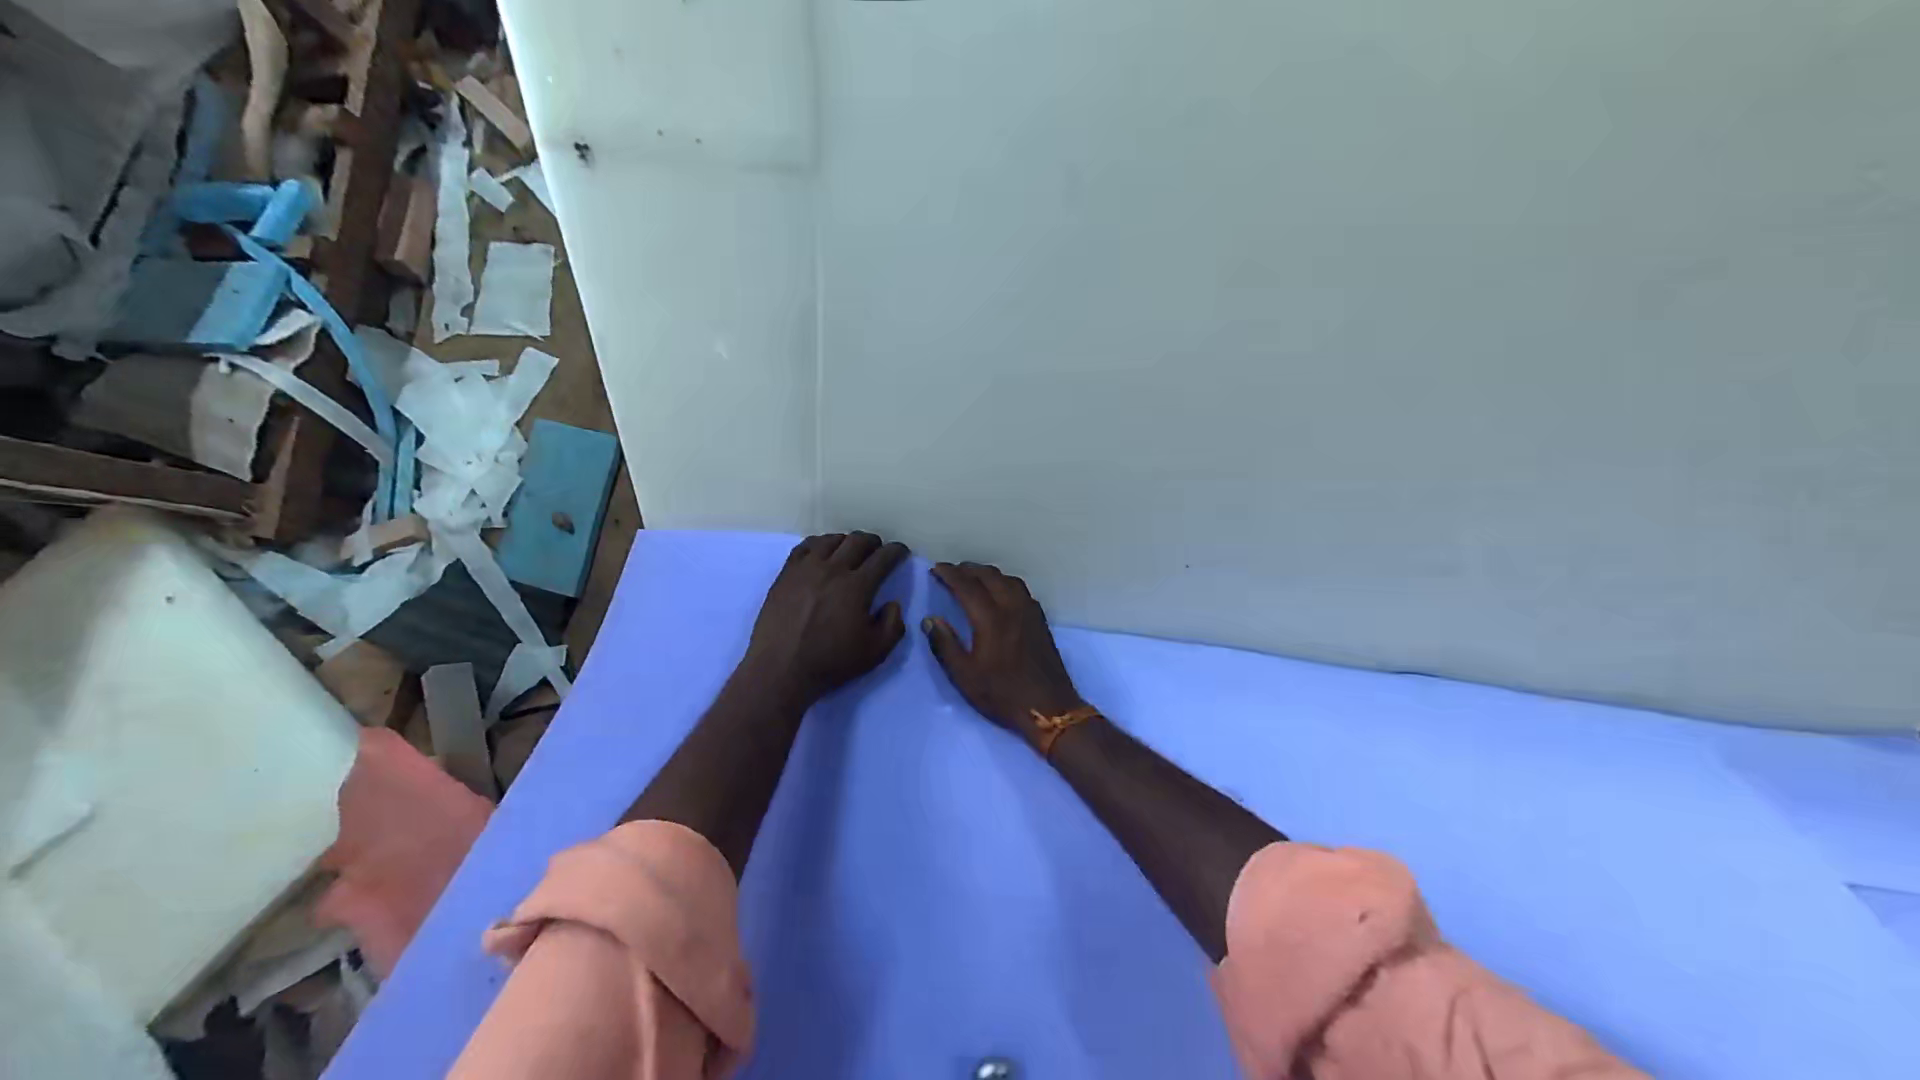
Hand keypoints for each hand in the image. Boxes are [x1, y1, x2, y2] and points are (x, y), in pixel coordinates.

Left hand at [741, 532, 909, 706]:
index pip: (883, 558)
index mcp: (857, 586)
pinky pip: (805, 547)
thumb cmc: (831, 662)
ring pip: (831, 540)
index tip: (901, 552)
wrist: (781, 669)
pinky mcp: (786, 574)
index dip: (896, 551)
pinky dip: (820, 544)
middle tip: (878, 550)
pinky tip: (822, 552)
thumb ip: (893, 625)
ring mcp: (806, 568)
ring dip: (846, 541)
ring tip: (850, 550)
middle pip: (857, 541)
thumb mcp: (875, 652)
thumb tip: (892, 603)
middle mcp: (833, 569)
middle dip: (874, 542)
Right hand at [923, 561, 1088, 750]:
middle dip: (968, 569)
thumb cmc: (1002, 694)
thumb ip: (945, 645)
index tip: (936, 569)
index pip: (967, 585)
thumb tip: (930, 619)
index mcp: (990, 619)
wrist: (1049, 707)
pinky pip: (1020, 589)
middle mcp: (1012, 607)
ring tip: (972, 578)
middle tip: (950, 571)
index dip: (950, 574)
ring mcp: (1029, 612)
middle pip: (989, 576)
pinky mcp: (1040, 620)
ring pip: (1007, 580)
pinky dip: (1004, 582)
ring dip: (987, 573)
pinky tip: (999, 592)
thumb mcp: (965, 676)